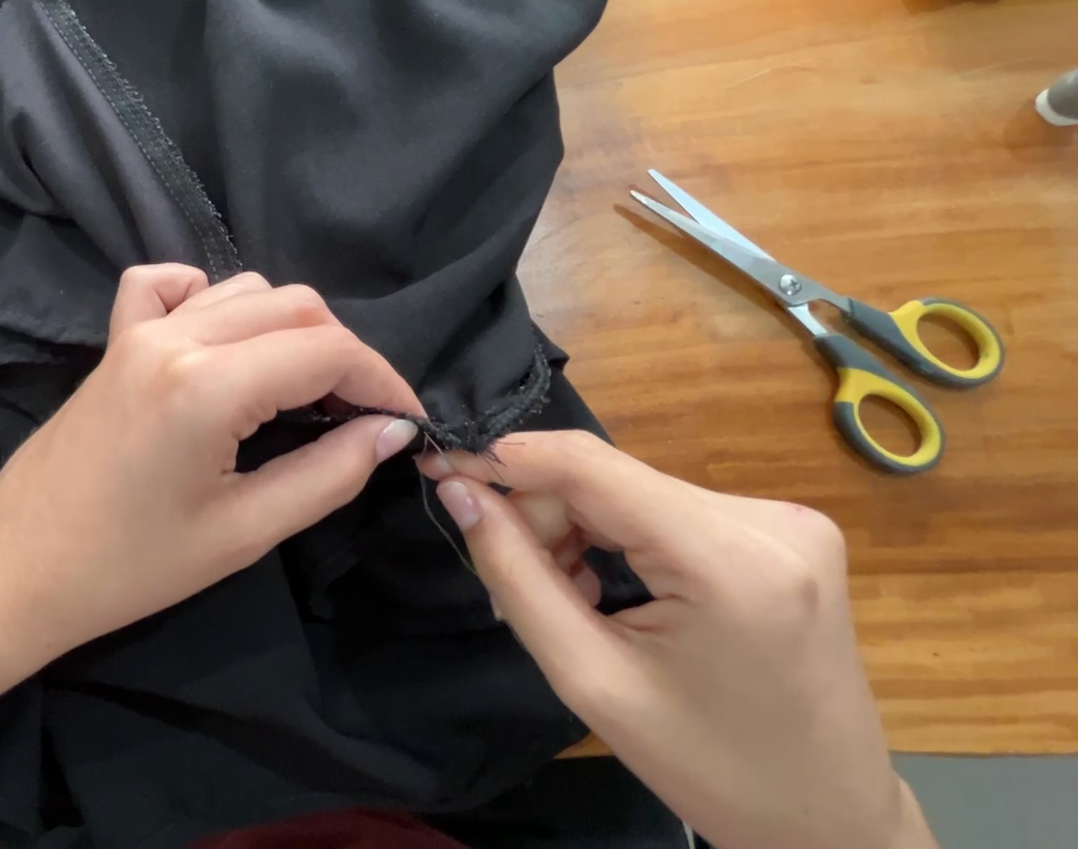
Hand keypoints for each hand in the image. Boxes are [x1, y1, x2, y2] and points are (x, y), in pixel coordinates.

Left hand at [0, 264, 424, 662]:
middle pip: (293, 306)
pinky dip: (210, 297)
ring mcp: (138, 330)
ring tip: (303, 390)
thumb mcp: (242, 532)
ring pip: (243, 290)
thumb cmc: (130, 567)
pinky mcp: (113, 339)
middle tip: (360, 414)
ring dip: (289, 328)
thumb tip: (389, 432)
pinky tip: (220, 339)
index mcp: (208, 386)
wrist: (20, 565)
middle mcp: (175, 337)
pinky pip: (168, 285)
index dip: (381, 379)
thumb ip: (327, 475)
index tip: (404, 419)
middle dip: (343, 353)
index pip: (326, 350)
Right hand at [419, 432, 936, 848]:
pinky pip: (656, 503)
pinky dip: (611, 533)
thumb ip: (513, 570)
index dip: (502, 455)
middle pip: (602, 476)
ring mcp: (782, 519)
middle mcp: (766, 519)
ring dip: (572, 527)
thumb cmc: (704, 765)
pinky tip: (603, 583)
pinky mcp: (779, 528)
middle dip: (539, 514)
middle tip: (515, 579)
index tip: (439, 466)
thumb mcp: (585, 675)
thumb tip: (457, 489)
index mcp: (729, 558)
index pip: (586, 463)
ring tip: (564, 594)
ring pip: (624, 487)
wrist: (827, 819)